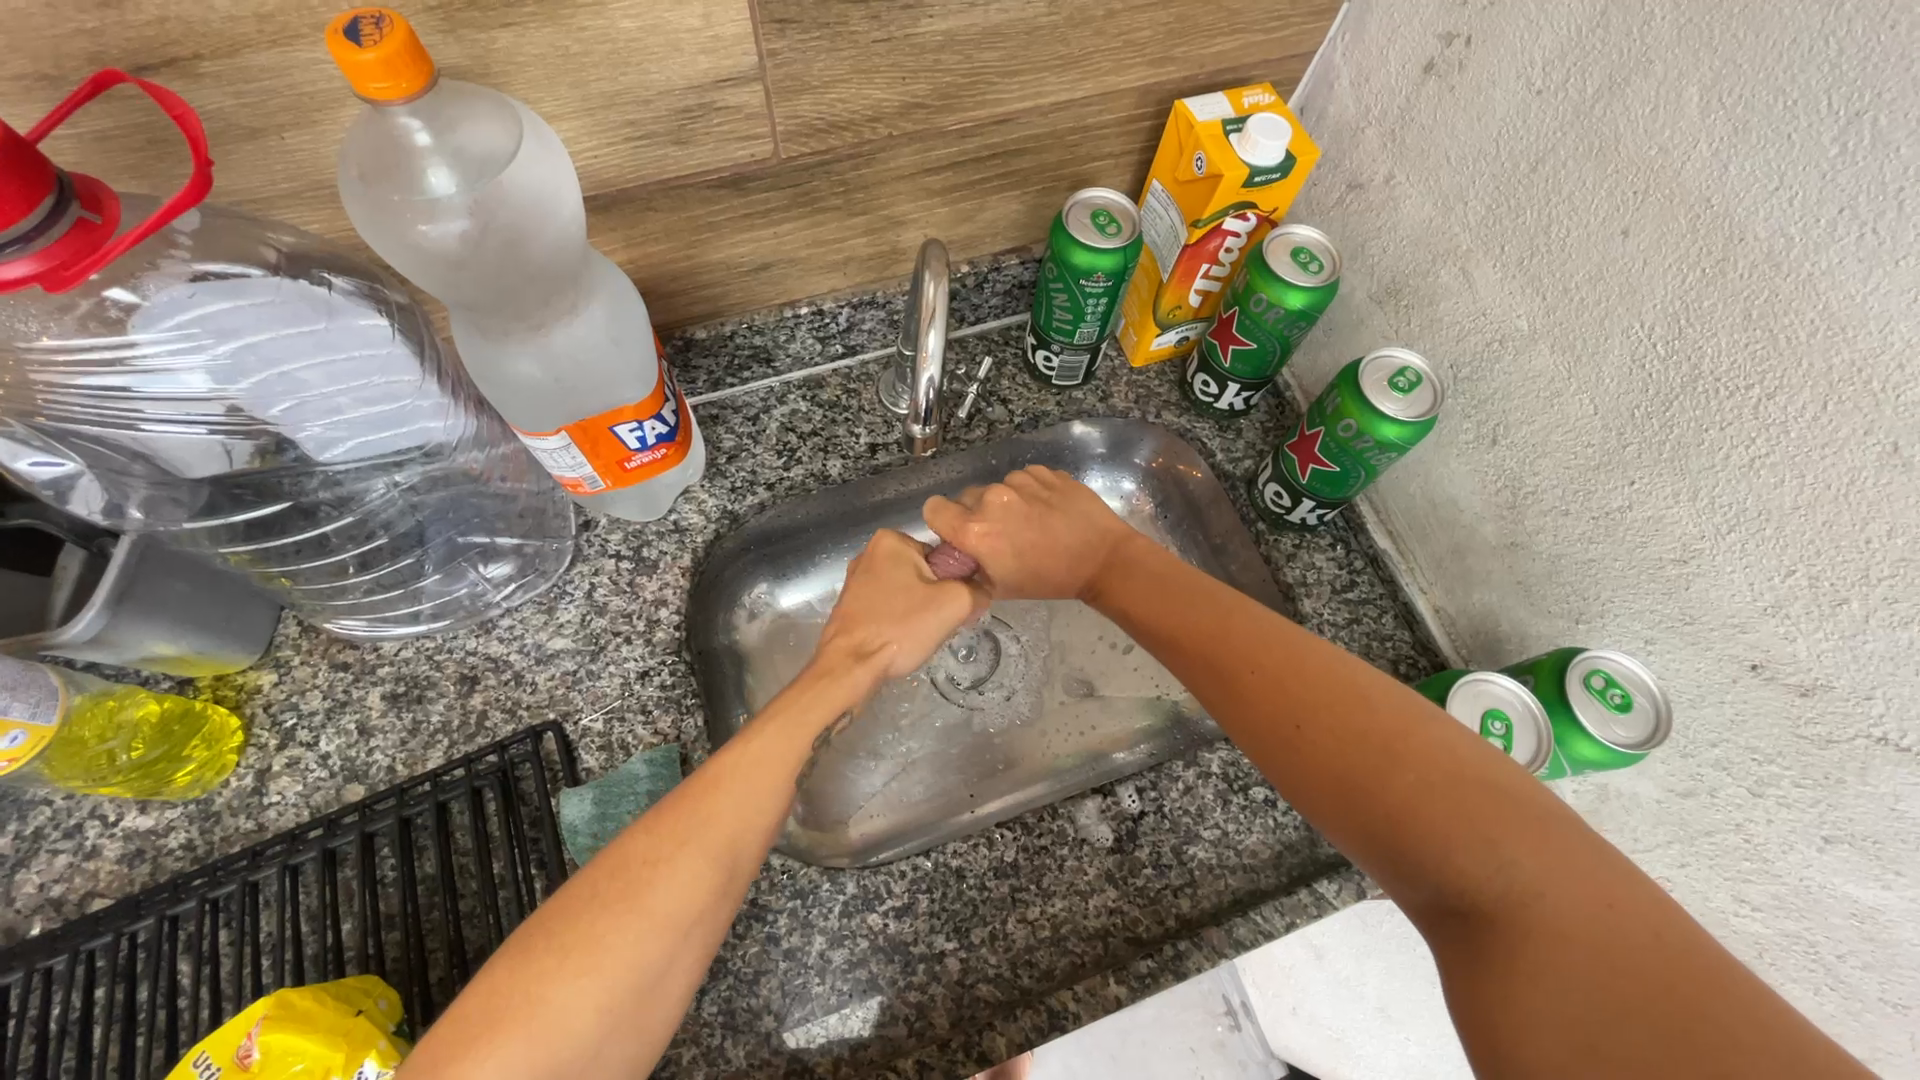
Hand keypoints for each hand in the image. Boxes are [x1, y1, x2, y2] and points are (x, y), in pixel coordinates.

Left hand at [814, 529, 988, 690]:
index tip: (956, 607)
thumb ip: (977, 589)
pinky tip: (902, 638)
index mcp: (891, 539)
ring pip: (908, 592)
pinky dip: (899, 620)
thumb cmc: (900, 627)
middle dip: (937, 598)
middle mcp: (869, 552)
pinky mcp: (850, 604)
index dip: (957, 583)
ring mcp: (856, 579)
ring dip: (920, 611)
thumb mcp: (955, 604)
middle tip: (939, 623)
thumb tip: (981, 591)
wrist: (849, 666)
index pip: (943, 556)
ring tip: (920, 634)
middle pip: (925, 573)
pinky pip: (889, 606)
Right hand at [921, 465, 1143, 600]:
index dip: (943, 520)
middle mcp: (992, 499)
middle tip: (1002, 534)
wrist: (1102, 558)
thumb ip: (970, 569)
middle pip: (966, 498)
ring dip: (1006, 503)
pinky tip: (1048, 511)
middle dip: (977, 514)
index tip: (958, 531)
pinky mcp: (1044, 471)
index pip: (933, 508)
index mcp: (975, 529)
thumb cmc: (1049, 579)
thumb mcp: (1000, 587)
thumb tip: (957, 559)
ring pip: (998, 488)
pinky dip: (1030, 492)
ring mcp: (1020, 481)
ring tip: (1031, 523)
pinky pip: (1024, 479)